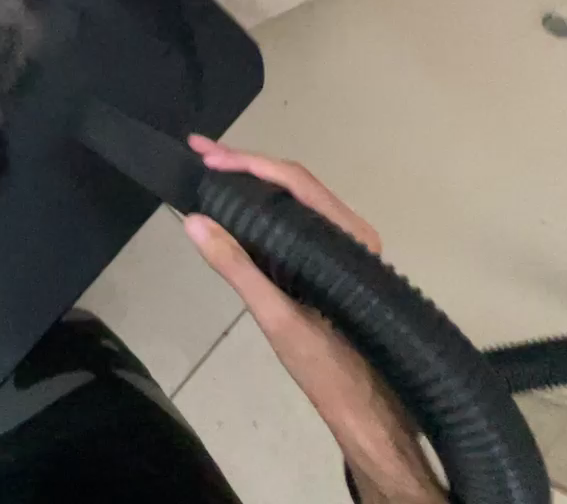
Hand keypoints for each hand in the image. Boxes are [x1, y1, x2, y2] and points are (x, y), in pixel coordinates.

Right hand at [182, 136, 443, 503]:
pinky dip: (261, 203)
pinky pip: (294, 216)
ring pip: (292, 196)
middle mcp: (350, 233)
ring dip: (250, 180)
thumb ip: (237, 267)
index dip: (247, 163)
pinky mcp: (332, 260)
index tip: (207, 156)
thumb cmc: (330, 369)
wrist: (371, 416)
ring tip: (210, 168)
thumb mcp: (277, 319)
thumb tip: (194, 221)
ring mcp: (343, 246)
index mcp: (347, 239)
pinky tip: (235, 204)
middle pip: (291, 181)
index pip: (293, 182)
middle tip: (198, 151)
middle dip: (243, 163)